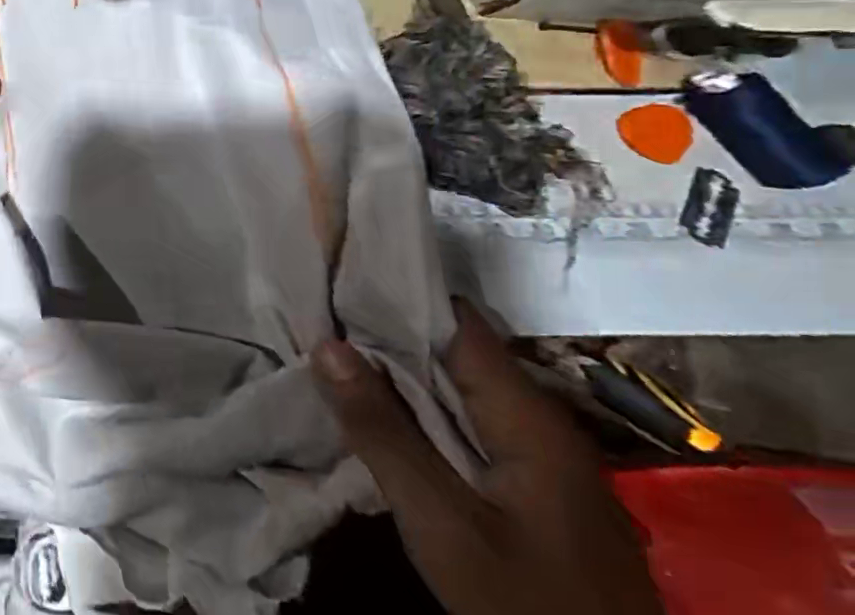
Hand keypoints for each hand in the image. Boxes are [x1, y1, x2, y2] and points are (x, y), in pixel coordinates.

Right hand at [313, 302, 662, 614]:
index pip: (460, 325)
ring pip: (455, 387)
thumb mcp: (441, 521)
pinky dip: (413, 403)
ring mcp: (535, 455)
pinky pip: (460, 420)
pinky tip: (370, 404)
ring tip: (327, 344)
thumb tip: (326, 344)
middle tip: (316, 307)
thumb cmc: (525, 600)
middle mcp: (538, 423)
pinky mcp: (524, 483)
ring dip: (395, 368)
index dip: (400, 293)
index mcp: (530, 420)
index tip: (337, 272)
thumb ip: (383, 431)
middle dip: (386, 329)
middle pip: (455, 353)